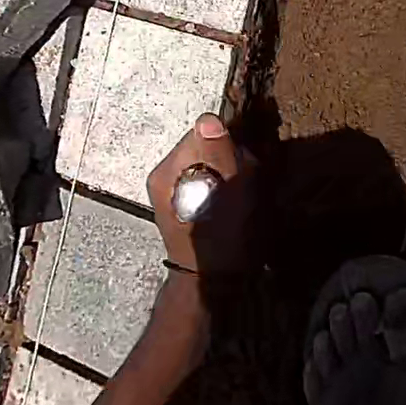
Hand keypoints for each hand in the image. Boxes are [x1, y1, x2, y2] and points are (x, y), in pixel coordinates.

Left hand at [145, 114, 256, 277]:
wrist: (212, 285)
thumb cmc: (223, 244)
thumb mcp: (228, 197)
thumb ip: (219, 155)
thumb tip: (207, 119)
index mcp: (166, 172)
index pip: (202, 133)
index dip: (229, 146)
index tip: (241, 170)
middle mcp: (163, 175)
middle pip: (205, 146)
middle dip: (230, 160)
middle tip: (241, 189)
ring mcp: (172, 188)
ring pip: (210, 161)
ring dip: (230, 173)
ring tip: (237, 200)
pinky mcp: (184, 199)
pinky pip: (208, 177)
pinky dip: (223, 185)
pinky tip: (229, 206)